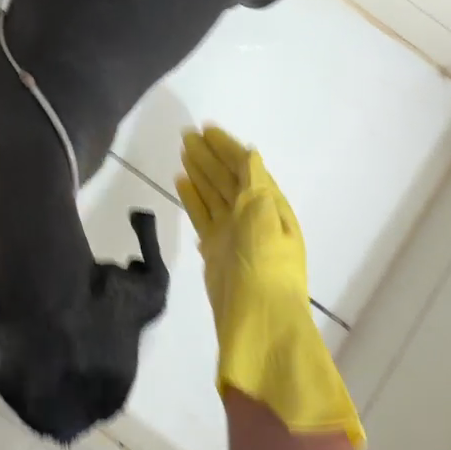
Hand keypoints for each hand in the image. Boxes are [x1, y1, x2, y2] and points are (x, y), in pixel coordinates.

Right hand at [176, 126, 363, 448]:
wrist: (257, 320)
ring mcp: (233, 234)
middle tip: (187, 134)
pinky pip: (202, 214)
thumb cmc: (265, 267)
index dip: (227, 147)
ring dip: (199, 171)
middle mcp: (253, 217)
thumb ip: (255, 186)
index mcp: (270, 208)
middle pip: (228, 178)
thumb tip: (249, 156)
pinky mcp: (215, 249)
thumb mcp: (265, 218)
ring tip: (182, 151)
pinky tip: (180, 181)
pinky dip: (192, 196)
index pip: (247, 169)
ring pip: (213, 194)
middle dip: (210, 155)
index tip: (206, 129)